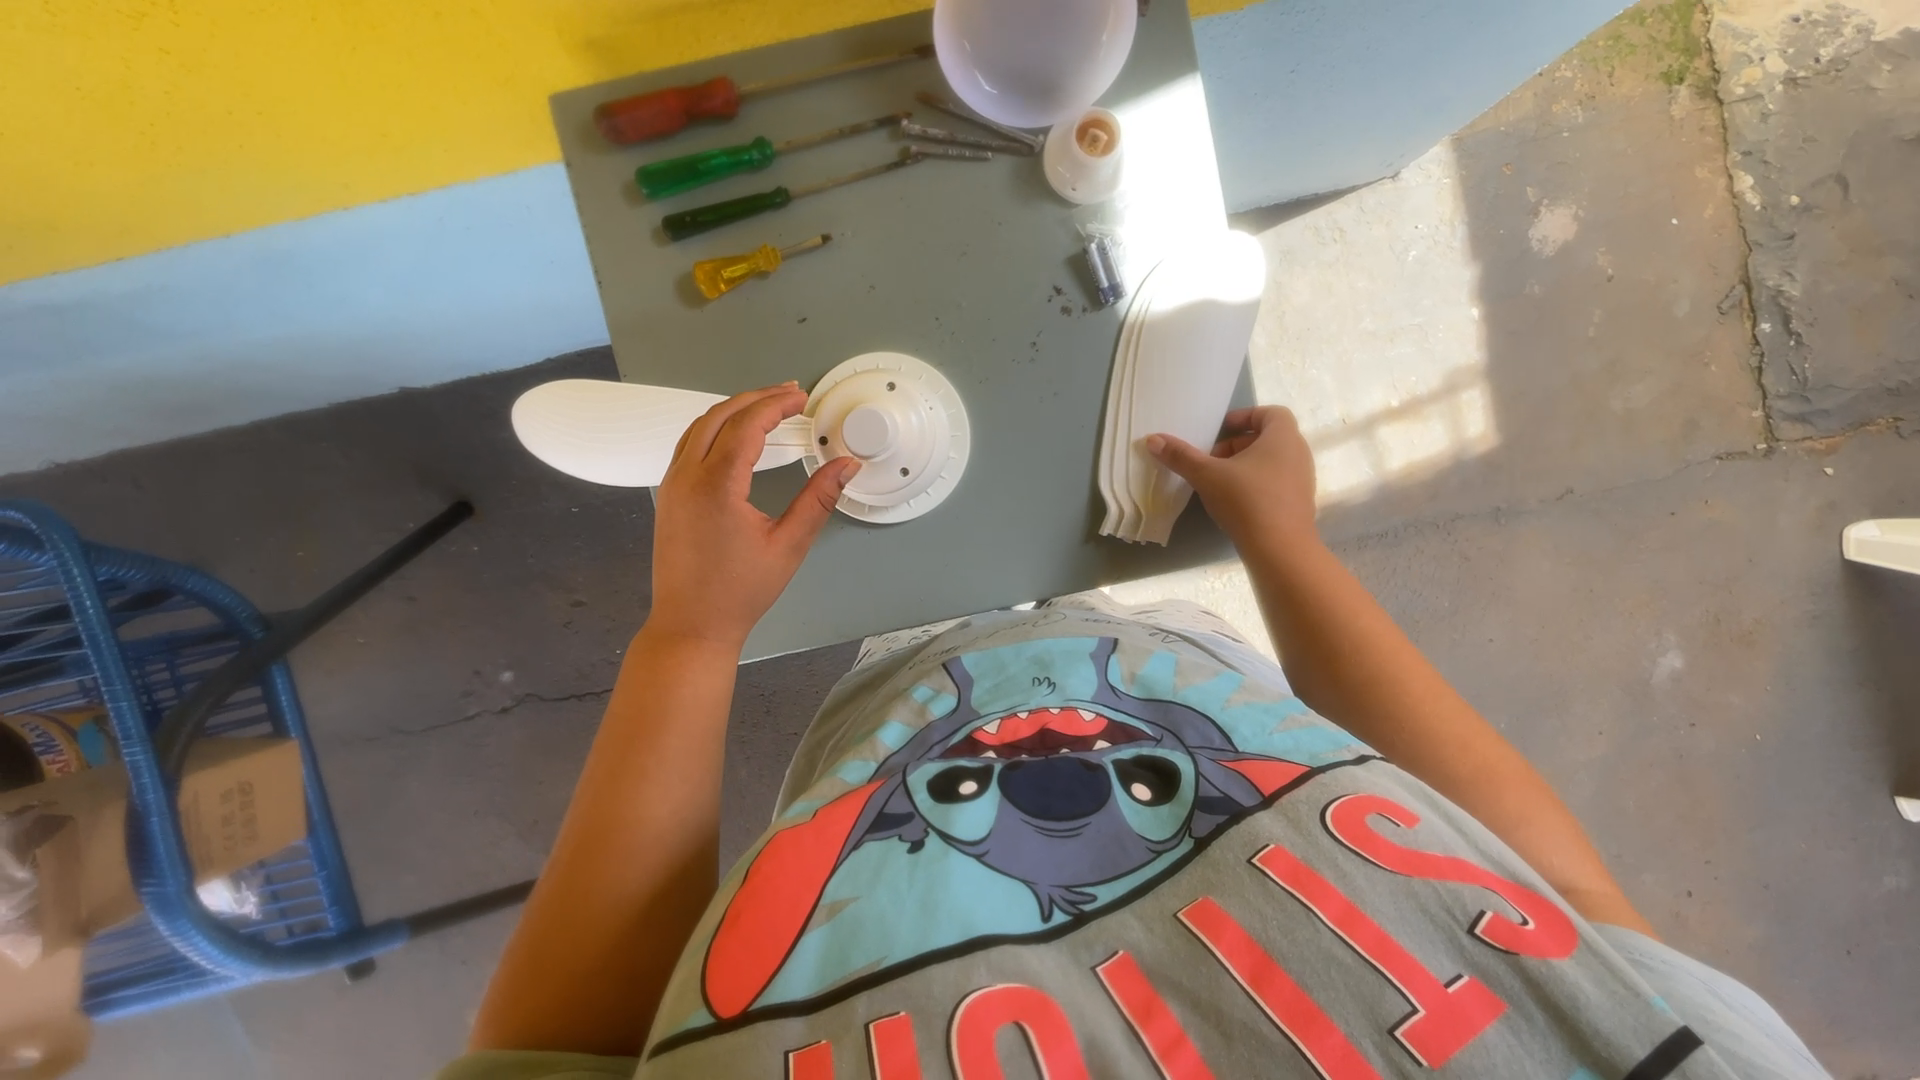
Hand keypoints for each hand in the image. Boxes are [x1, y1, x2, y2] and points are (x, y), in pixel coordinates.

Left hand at [646, 383, 859, 649]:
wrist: (691, 625)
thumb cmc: (740, 592)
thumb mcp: (789, 545)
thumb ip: (818, 499)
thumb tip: (845, 466)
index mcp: (716, 485)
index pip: (747, 425)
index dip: (776, 405)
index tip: (802, 399)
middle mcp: (687, 477)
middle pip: (719, 416)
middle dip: (756, 398)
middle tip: (790, 395)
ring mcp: (672, 485)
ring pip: (698, 426)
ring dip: (732, 410)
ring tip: (766, 407)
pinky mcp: (668, 496)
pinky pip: (688, 445)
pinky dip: (713, 429)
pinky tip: (734, 436)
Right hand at [1145, 406, 1318, 551]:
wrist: (1280, 548)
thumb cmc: (1246, 500)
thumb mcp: (1206, 475)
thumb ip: (1180, 456)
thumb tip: (1153, 439)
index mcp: (1283, 437)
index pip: (1271, 413)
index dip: (1245, 416)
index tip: (1221, 429)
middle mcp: (1298, 453)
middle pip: (1267, 438)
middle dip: (1237, 445)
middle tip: (1212, 459)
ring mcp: (1302, 480)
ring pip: (1271, 462)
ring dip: (1245, 466)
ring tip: (1219, 481)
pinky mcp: (1299, 503)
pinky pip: (1276, 483)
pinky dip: (1256, 484)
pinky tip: (1235, 502)